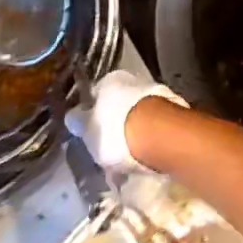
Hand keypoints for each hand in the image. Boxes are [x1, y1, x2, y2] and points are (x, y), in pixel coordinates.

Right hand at [65, 70, 186, 171]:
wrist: (158, 134)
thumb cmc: (115, 129)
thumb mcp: (87, 129)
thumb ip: (79, 121)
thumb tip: (73, 115)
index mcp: (112, 79)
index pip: (96, 94)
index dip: (91, 114)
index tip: (88, 133)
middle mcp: (134, 80)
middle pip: (117, 105)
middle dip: (112, 126)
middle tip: (105, 150)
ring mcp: (154, 94)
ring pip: (134, 117)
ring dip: (129, 135)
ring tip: (122, 163)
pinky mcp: (169, 112)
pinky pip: (149, 128)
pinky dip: (144, 141)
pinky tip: (138, 160)